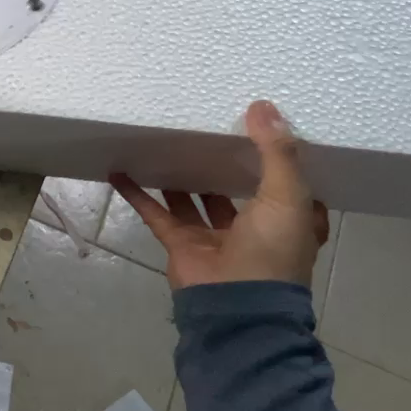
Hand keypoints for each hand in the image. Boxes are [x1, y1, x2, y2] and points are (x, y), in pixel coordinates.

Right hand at [109, 100, 328, 289]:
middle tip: (205, 130)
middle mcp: (254, 227)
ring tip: (163, 146)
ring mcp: (214, 236)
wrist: (235, 305)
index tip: (262, 130)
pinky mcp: (181, 242)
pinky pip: (156, 212)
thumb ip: (276, 152)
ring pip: (194, 199)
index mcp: (290, 219)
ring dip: (179, 177)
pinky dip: (138, 194)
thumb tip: (263, 105)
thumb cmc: (272, 252)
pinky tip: (120, 172)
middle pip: (235, 188)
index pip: (288, 184)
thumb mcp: (287, 196)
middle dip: (222, 164)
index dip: (278, 159)